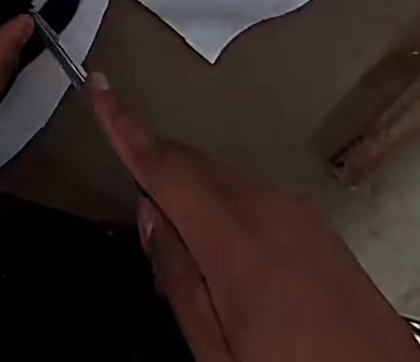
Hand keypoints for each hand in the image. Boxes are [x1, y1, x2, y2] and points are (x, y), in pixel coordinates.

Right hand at [91, 78, 419, 361]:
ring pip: (223, 186)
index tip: (100, 84)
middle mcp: (268, 206)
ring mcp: (299, 212)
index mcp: (235, 239)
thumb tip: (151, 212)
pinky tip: (241, 273)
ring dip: (196, 206)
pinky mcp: (319, 227)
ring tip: (202, 276)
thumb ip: (179, 276)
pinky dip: (228, 217)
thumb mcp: (218, 356)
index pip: (164, 165)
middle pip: (193, 169)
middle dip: (160, 179)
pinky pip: (255, 202)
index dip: (124, 124)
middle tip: (151, 238)